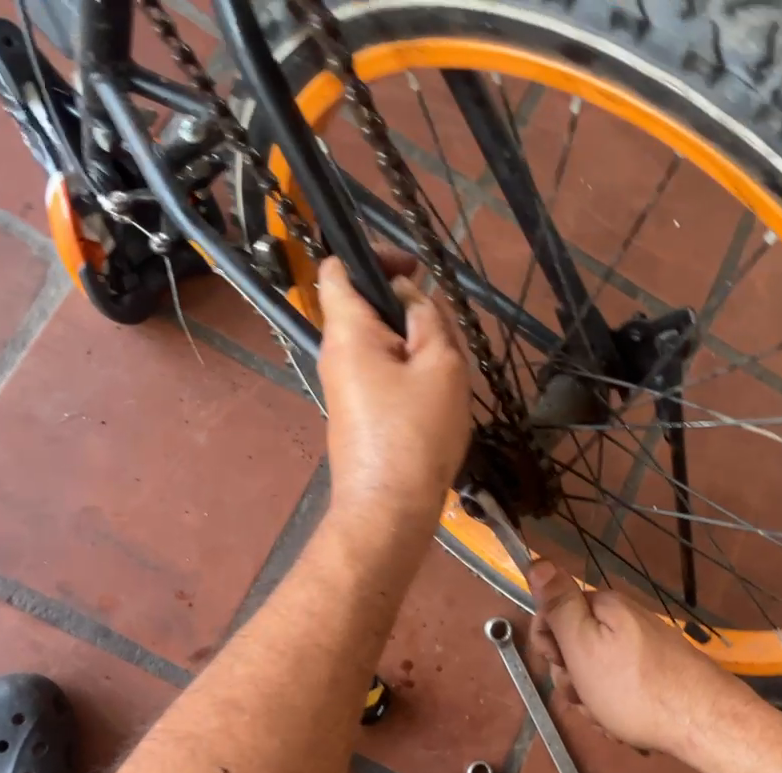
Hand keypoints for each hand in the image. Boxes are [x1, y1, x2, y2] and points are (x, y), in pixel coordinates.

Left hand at [315, 252, 470, 533]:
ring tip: (446, 371)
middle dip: (405, 307)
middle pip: (364, 308)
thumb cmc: (417, 433)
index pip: (337, 270)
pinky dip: (407, 372)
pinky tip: (435, 398)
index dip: (372, 255)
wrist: (389, 508)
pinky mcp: (355, 412)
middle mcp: (335, 354)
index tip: (412, 266)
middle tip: (443, 331)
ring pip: (378, 344)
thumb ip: (427, 318)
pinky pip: (380, 374)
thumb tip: (407, 294)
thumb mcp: (440, 366)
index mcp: (348, 333)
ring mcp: (342, 386)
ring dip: (413, 344)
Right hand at [526, 558, 758, 756]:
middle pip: (574, 649)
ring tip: (609, 716)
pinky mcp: (656, 676)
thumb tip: (537, 559)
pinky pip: (619, 691)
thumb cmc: (634, 688)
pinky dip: (615, 709)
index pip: (554, 613)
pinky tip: (624, 724)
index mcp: (604, 607)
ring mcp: (642, 651)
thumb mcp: (582, 644)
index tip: (560, 664)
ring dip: (592, 701)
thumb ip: (558, 604)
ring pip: (594, 676)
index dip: (548, 642)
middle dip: (573, 679)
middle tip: (586, 696)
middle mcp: (624, 623)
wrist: (704, 724)